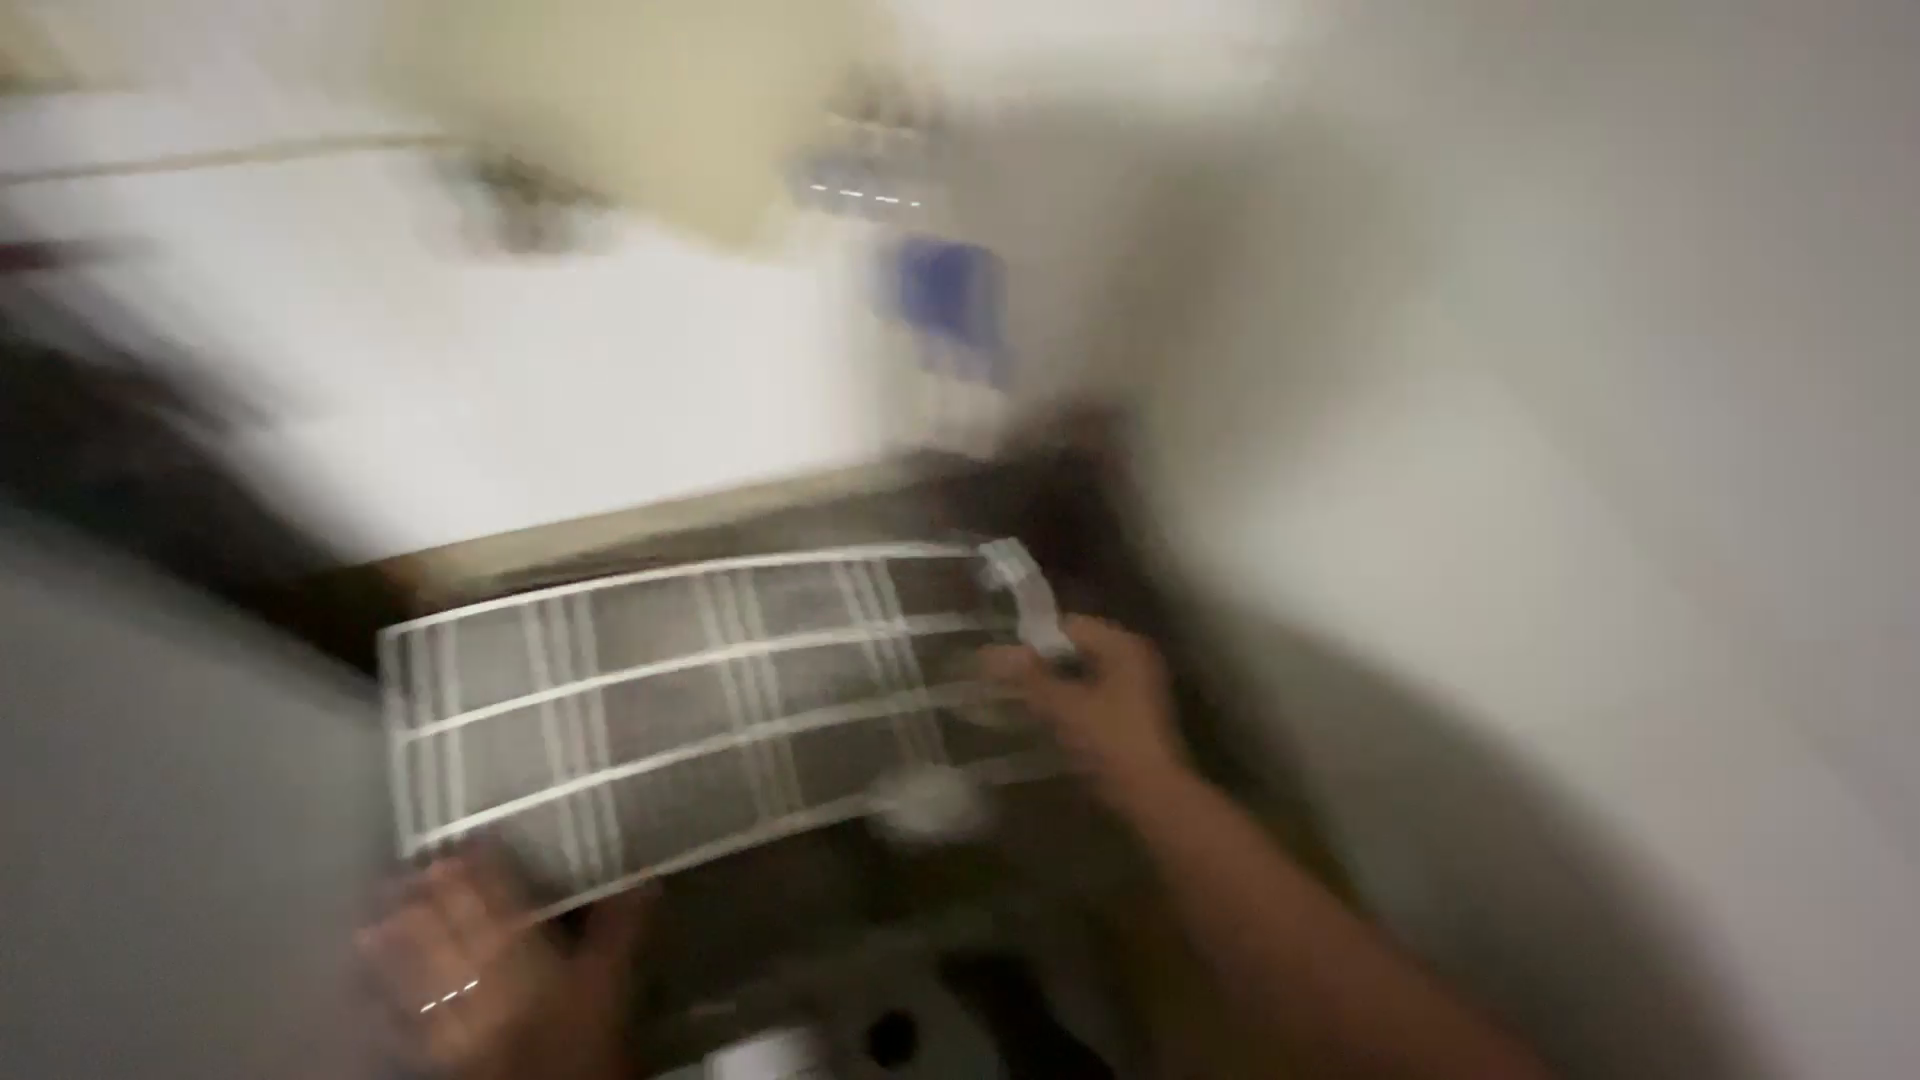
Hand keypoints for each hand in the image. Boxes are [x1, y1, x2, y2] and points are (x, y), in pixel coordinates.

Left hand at [359, 853, 651, 1079]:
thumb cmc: (580, 1033)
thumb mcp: (611, 975)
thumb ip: (622, 925)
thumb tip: (646, 879)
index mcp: (520, 945)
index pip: (498, 895)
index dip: (483, 867)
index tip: (471, 838)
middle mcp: (478, 969)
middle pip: (452, 925)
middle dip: (434, 895)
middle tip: (416, 862)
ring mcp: (451, 1008)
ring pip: (420, 964)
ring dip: (399, 938)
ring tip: (375, 911)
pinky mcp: (434, 1045)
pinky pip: (403, 1013)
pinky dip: (384, 993)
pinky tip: (370, 981)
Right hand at [980, 616, 1186, 803]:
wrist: (1154, 798)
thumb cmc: (1109, 743)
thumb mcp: (1063, 706)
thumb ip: (1027, 676)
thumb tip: (988, 651)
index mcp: (1123, 645)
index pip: (1070, 625)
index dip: (1035, 640)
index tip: (1006, 660)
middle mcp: (1135, 657)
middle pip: (1079, 648)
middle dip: (1044, 663)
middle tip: (1010, 680)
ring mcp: (1140, 686)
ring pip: (1086, 673)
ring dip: (1058, 684)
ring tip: (1025, 700)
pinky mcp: (1137, 714)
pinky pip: (1096, 694)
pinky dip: (1074, 701)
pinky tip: (1051, 719)